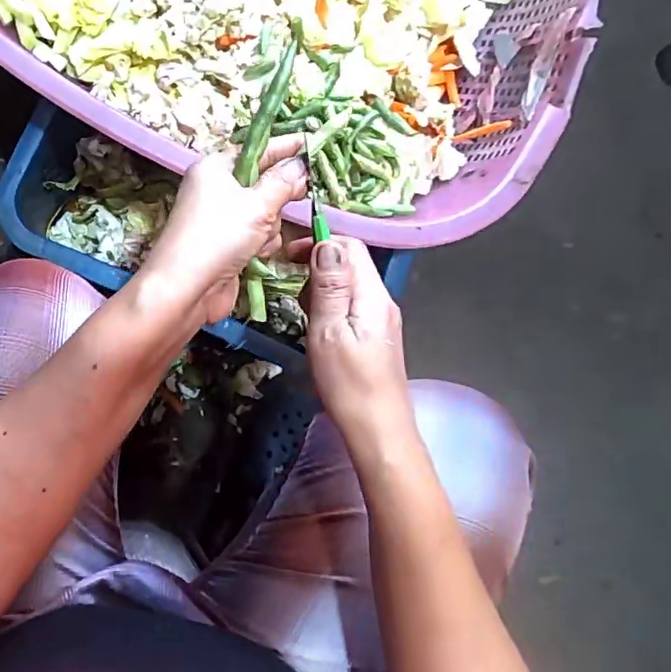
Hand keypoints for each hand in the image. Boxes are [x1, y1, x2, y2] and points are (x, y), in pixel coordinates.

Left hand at [136, 135, 308, 323]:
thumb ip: (284, 182)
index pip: (257, 149)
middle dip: (279, 194)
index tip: (312, 143)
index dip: (286, 147)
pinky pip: (258, 235)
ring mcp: (222, 218)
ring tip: (259, 237)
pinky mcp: (228, 244)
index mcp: (216, 168)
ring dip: (270, 225)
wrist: (185, 290)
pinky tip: (256, 254)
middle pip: (263, 181)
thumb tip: (301, 162)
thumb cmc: (218, 237)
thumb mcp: (258, 205)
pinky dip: (262, 243)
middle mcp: (216, 189)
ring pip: (265, 211)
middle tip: (300, 195)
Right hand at [285, 234, 414, 449]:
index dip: (320, 240)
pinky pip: (352, 303)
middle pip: (351, 262)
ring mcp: (382, 318)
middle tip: (288, 282)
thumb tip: (326, 243)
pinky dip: (330, 303)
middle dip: (317, 262)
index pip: (351, 246)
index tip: (288, 255)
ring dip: (321, 284)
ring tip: (300, 306)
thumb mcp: (328, 330)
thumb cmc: (348, 383)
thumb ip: (328, 286)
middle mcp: (382, 300)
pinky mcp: (376, 335)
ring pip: (350, 283)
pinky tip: (317, 324)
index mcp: (372, 295)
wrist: (378, 431)